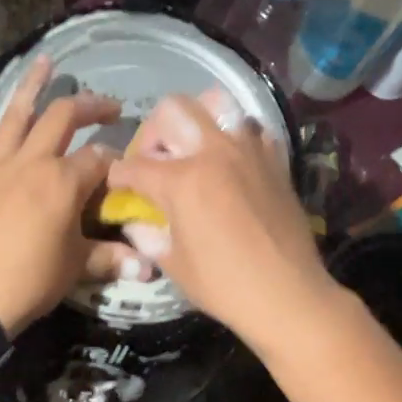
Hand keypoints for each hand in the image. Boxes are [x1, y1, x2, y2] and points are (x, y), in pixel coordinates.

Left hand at [0, 57, 151, 334]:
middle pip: (62, 119)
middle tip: (106, 105)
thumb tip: (147, 268)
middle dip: (88, 107)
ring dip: (30, 87)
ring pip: (14, 118)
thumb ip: (110, 258)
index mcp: (64, 180)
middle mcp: (31, 162)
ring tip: (44, 62)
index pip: (98, 159)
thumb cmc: (33, 282)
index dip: (114, 160)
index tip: (124, 170)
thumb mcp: (77, 268)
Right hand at [105, 93, 338, 340]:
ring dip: (197, 127)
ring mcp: (248, 150)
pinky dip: (233, 140)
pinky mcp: (275, 158)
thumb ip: (148, 235)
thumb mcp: (172, 264)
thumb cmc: (221, 284)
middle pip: (173, 110)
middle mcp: (213, 152)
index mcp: (180, 181)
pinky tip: (230, 168)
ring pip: (215, 108)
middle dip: (154, 132)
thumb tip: (136, 222)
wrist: (285, 292)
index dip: (117, 177)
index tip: (115, 189)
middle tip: (155, 161)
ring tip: (194, 158)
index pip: (134, 165)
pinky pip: (249, 130)